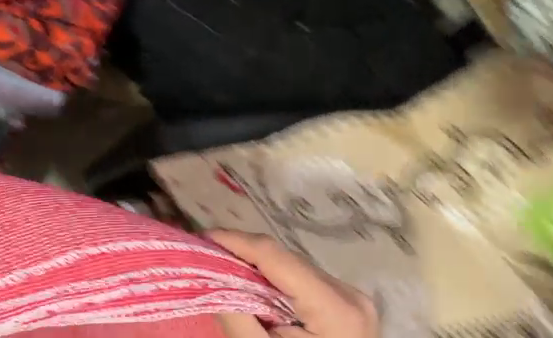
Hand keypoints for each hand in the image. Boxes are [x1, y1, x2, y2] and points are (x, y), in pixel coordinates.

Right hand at [210, 230, 379, 337]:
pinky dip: (275, 281)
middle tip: (206, 258)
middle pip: (283, 259)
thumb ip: (234, 314)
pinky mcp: (350, 307)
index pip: (274, 256)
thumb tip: (205, 271)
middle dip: (243, 255)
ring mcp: (354, 300)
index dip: (234, 241)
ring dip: (258, 267)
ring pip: (291, 266)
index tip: (198, 238)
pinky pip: (303, 280)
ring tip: (225, 273)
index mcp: (336, 309)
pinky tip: (255, 291)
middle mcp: (350, 294)